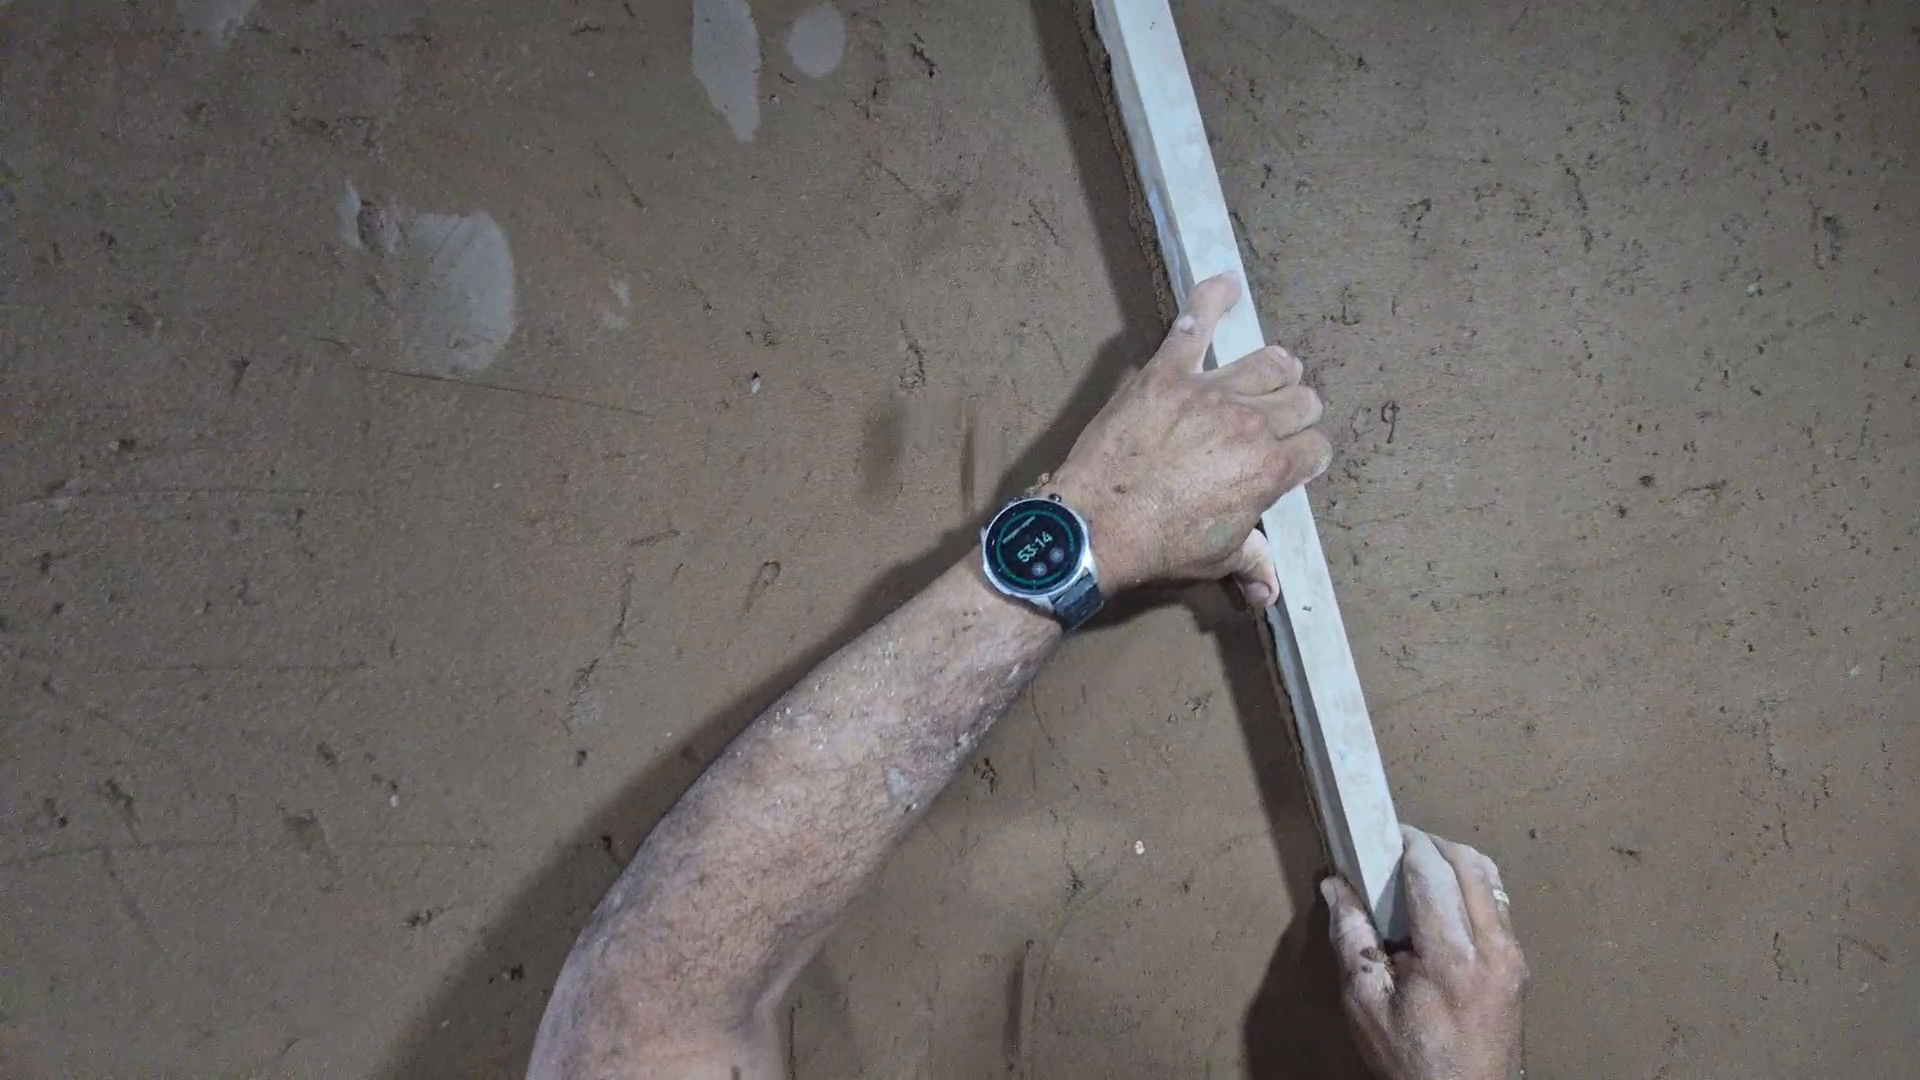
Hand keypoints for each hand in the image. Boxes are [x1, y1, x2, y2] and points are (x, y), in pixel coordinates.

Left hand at [1047, 273, 1329, 604]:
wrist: (1094, 527)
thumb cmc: (1156, 547)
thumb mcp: (1214, 560)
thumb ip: (1252, 563)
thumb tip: (1271, 591)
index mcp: (1270, 470)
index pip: (1317, 447)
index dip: (1304, 456)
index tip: (1289, 460)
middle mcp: (1251, 424)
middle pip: (1301, 398)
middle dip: (1293, 413)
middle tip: (1268, 425)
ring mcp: (1209, 393)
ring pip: (1270, 360)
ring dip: (1273, 370)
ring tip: (1261, 377)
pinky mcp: (1166, 375)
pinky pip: (1196, 323)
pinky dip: (1212, 299)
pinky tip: (1225, 284)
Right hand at [1322, 827, 1528, 1079]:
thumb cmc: (1412, 1059)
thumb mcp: (1365, 1002)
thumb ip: (1351, 937)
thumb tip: (1335, 885)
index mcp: (1452, 958)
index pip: (1431, 872)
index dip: (1404, 842)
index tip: (1378, 832)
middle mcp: (1493, 950)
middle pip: (1468, 863)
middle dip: (1428, 842)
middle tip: (1393, 844)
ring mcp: (1513, 957)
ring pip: (1488, 877)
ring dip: (1451, 858)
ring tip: (1414, 866)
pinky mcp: (1518, 966)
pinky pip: (1495, 901)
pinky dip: (1467, 882)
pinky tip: (1437, 897)